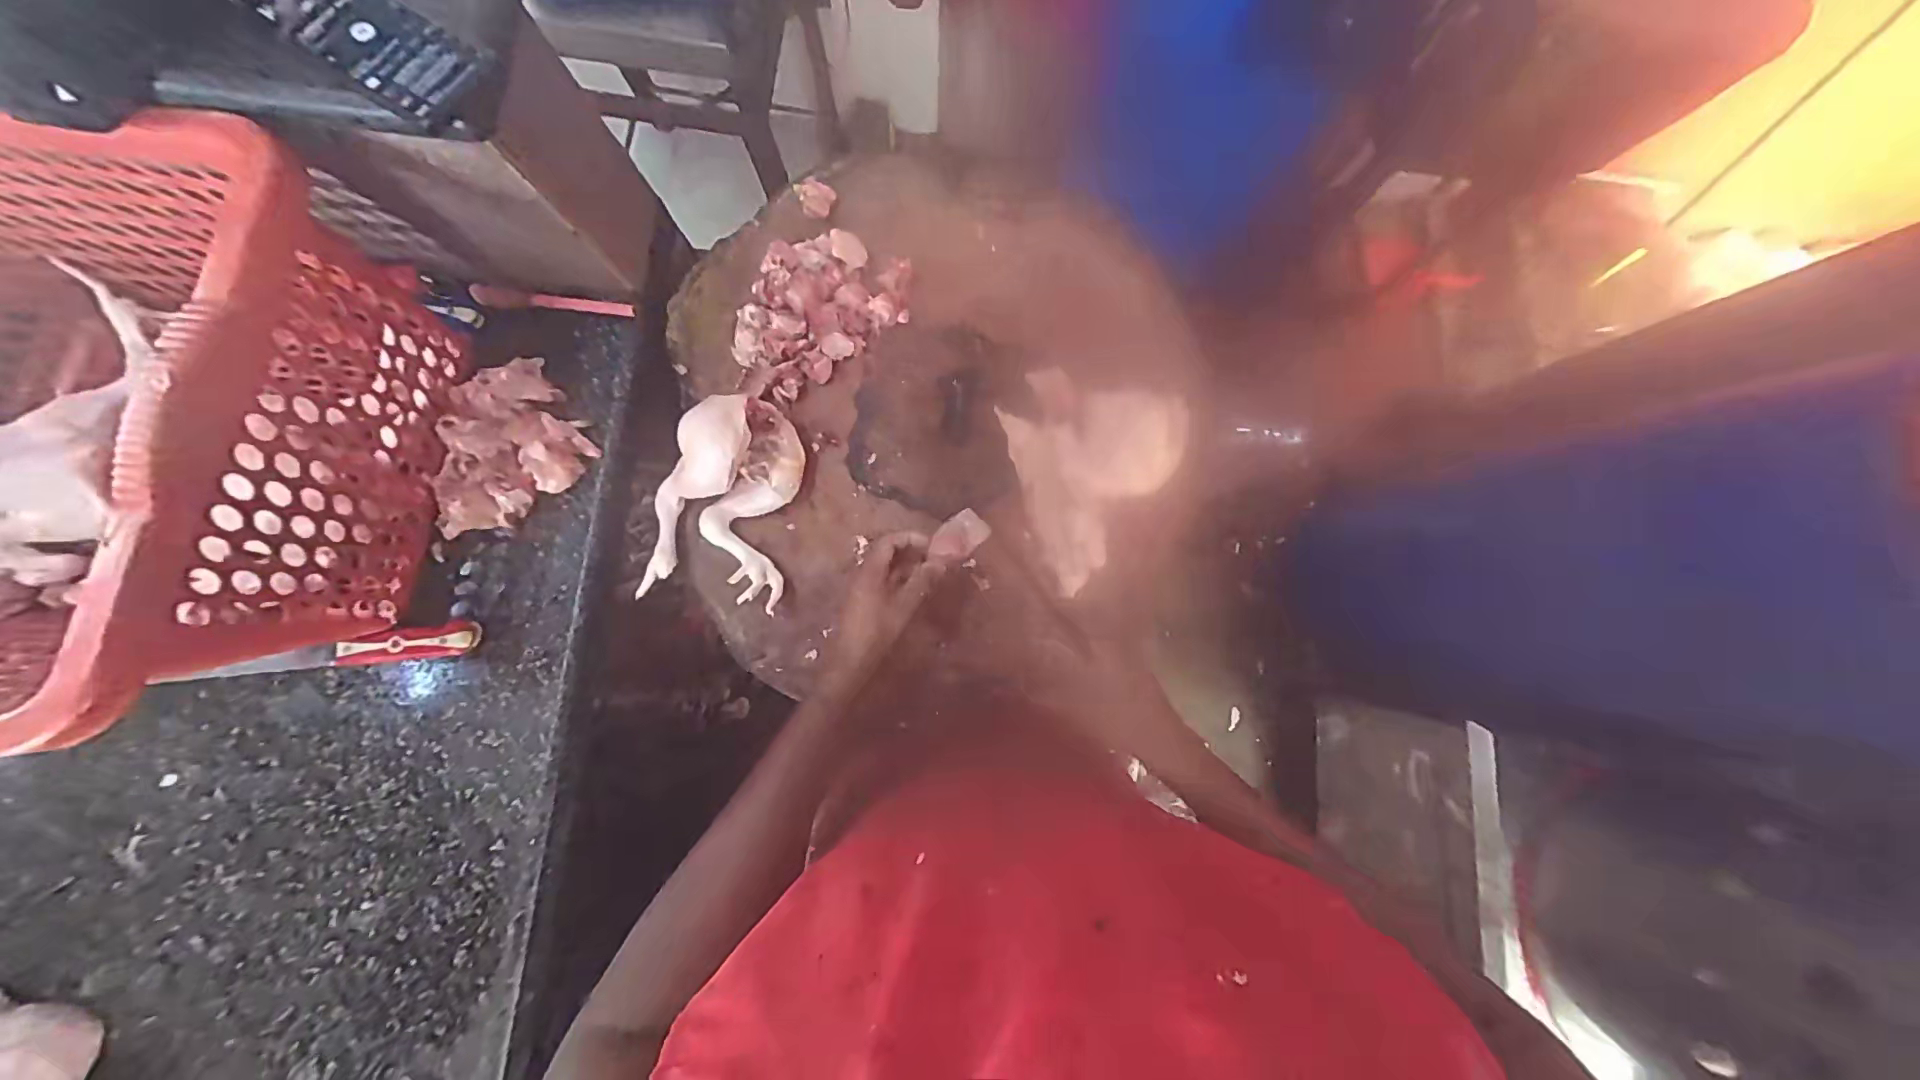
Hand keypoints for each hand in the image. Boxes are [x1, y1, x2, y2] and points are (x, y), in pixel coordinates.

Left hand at [820, 531, 949, 693]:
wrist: (849, 663)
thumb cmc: (876, 633)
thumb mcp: (903, 606)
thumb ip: (921, 582)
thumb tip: (940, 561)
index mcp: (869, 571)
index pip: (889, 541)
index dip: (911, 538)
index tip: (933, 546)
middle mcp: (862, 574)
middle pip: (886, 551)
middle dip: (911, 551)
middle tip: (935, 559)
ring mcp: (861, 588)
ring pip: (885, 567)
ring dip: (906, 566)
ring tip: (929, 573)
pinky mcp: (863, 601)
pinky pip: (883, 580)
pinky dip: (899, 579)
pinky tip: (914, 590)